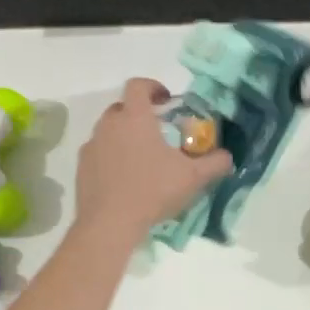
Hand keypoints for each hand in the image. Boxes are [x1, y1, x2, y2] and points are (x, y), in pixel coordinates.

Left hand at [75, 78, 232, 242]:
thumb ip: (215, 163)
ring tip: (142, 159)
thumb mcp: (193, 178)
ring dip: (124, 136)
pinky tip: (125, 178)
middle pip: (122, 107)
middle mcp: (109, 125)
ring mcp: (92, 146)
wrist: (110, 223)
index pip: (138, 85)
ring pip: (109, 131)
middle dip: (139, 114)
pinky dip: (111, 157)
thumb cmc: (153, 191)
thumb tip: (227, 156)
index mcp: (135, 118)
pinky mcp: (82, 167)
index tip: (166, 100)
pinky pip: (98, 153)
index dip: (153, 87)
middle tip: (158, 132)